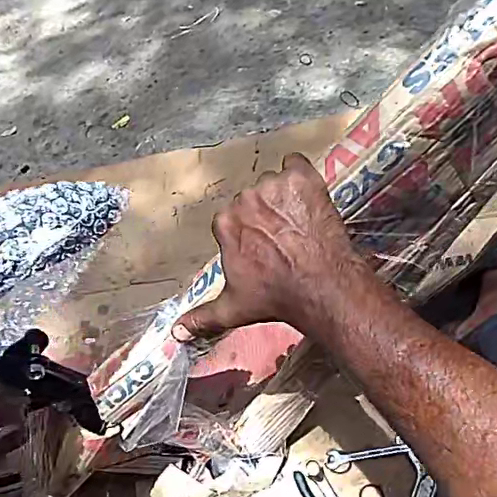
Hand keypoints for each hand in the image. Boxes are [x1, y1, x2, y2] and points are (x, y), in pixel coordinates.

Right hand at [173, 153, 367, 340]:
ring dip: (285, 197)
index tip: (265, 246)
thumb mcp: (233, 308)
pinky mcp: (301, 178)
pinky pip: (296, 164)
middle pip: (255, 198)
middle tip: (286, 237)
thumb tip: (175, 332)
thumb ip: (201, 317)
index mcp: (224, 223)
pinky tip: (309, 198)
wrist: (321, 285)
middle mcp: (244, 200)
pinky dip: (301, 176)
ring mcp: (273, 186)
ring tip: (301, 223)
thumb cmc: (276, 296)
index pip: (235, 218)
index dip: (252, 232)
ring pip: (275, 183)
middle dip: (268, 214)